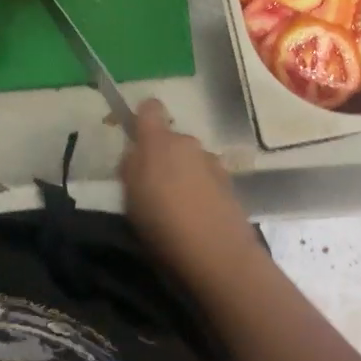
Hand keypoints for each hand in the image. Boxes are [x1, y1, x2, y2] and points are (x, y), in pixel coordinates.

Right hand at [121, 100, 263, 282]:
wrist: (216, 252)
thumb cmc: (163, 223)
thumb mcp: (130, 198)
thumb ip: (131, 168)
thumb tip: (136, 153)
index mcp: (159, 142)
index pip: (150, 108)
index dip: (143, 118)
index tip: (137, 138)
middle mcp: (189, 143)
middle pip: (171, 140)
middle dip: (163, 156)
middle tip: (153, 188)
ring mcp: (213, 162)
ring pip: (191, 160)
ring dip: (183, 174)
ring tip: (177, 207)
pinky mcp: (230, 183)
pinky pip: (207, 179)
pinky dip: (200, 190)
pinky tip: (197, 217)